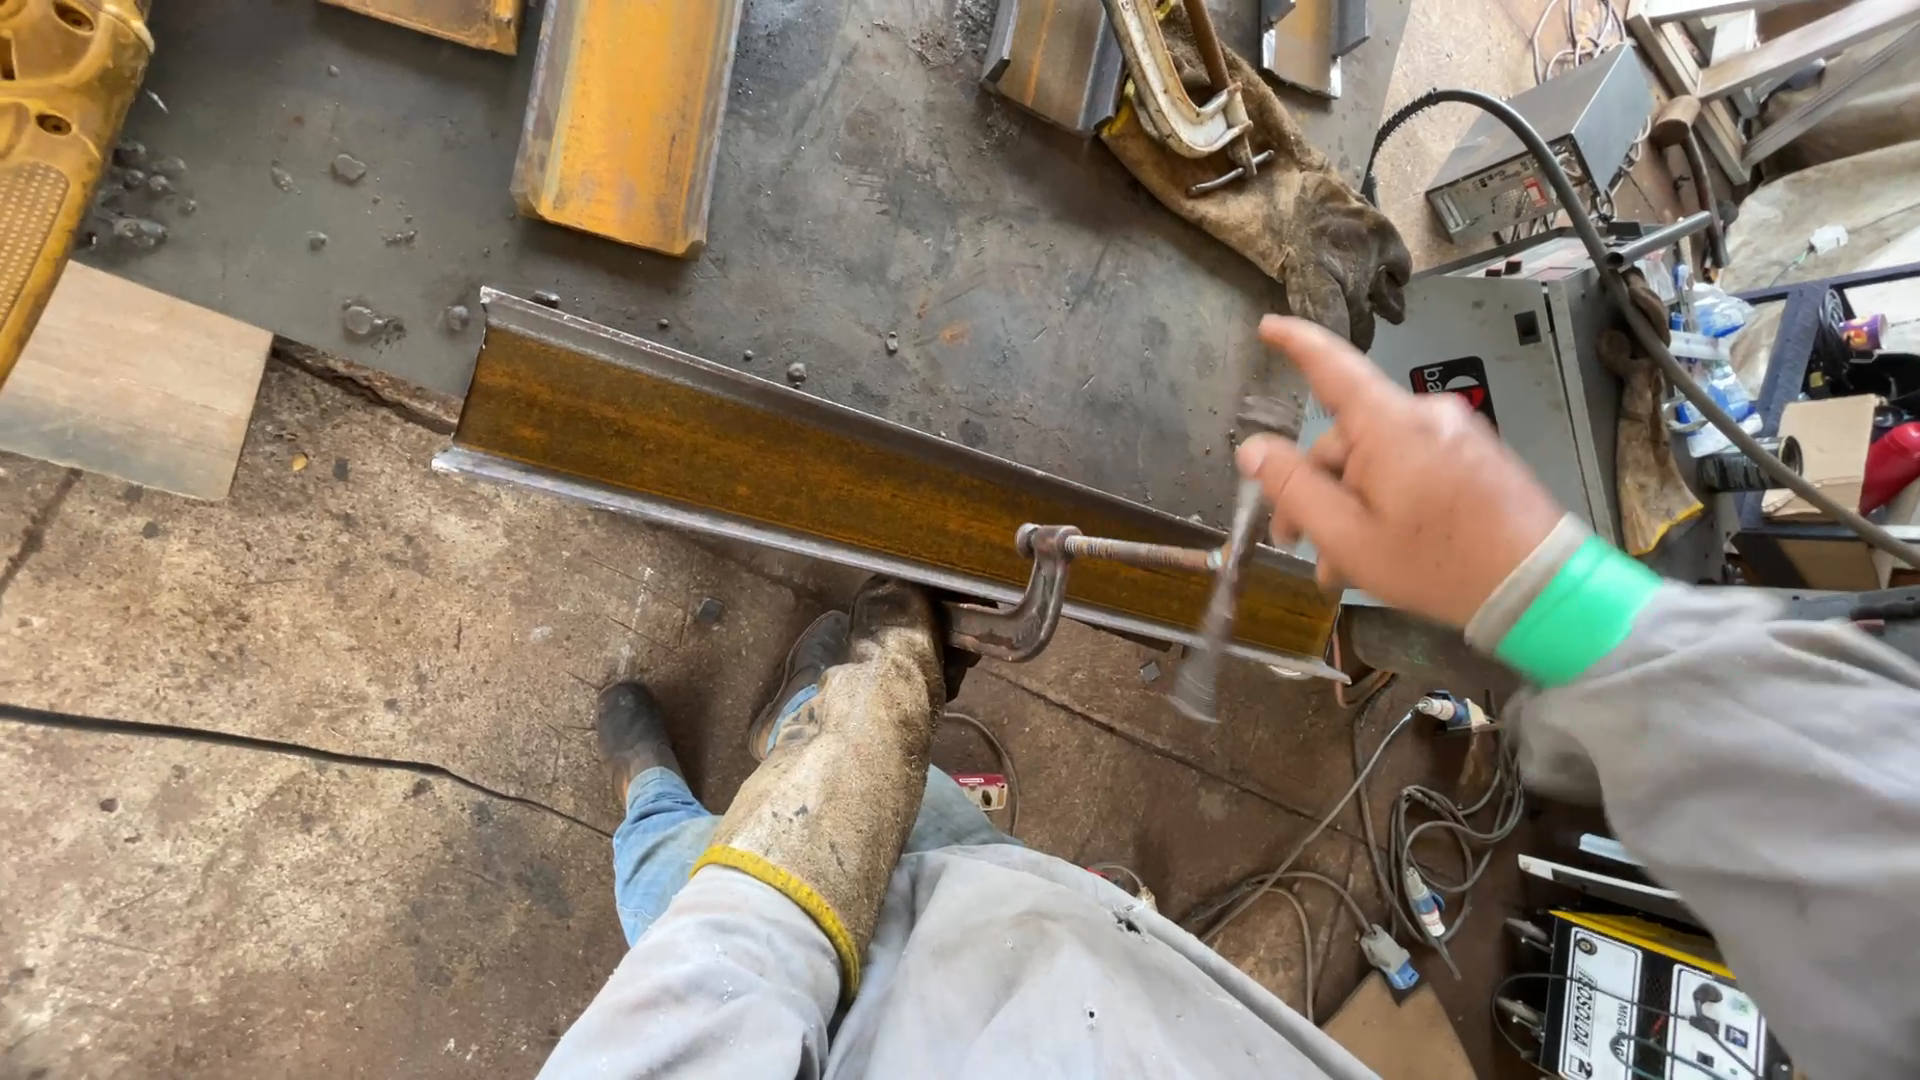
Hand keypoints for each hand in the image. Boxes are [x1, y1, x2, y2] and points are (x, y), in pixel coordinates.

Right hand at [1235, 316, 1563, 627]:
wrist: (1539, 588)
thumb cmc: (1436, 563)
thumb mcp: (1346, 534)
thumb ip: (1292, 488)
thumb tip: (1251, 449)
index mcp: (1390, 427)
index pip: (1333, 368)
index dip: (1295, 343)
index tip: (1267, 327)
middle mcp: (1423, 417)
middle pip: (1342, 441)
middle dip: (1313, 490)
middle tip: (1295, 541)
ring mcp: (1452, 435)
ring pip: (1371, 462)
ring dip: (1346, 506)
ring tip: (1340, 562)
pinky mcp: (1470, 455)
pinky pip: (1405, 468)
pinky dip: (1379, 501)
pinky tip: (1374, 546)